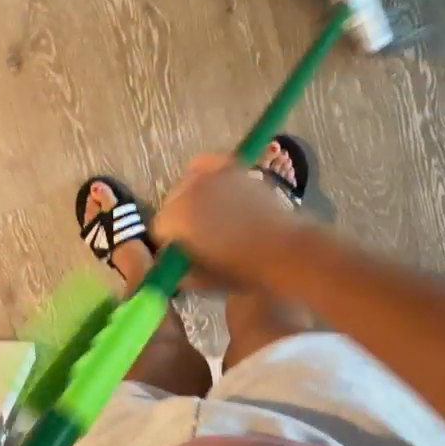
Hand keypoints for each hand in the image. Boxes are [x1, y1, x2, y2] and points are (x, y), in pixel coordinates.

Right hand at [153, 153, 304, 284]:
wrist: (286, 250)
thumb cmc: (244, 269)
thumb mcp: (205, 281)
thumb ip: (181, 273)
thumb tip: (173, 268)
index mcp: (174, 220)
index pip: (158, 229)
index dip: (169, 244)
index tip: (182, 255)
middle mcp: (185, 192)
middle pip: (170, 204)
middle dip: (178, 220)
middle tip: (198, 237)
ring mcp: (210, 177)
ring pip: (187, 185)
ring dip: (192, 198)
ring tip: (212, 216)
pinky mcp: (231, 168)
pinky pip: (205, 164)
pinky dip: (204, 172)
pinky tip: (212, 185)